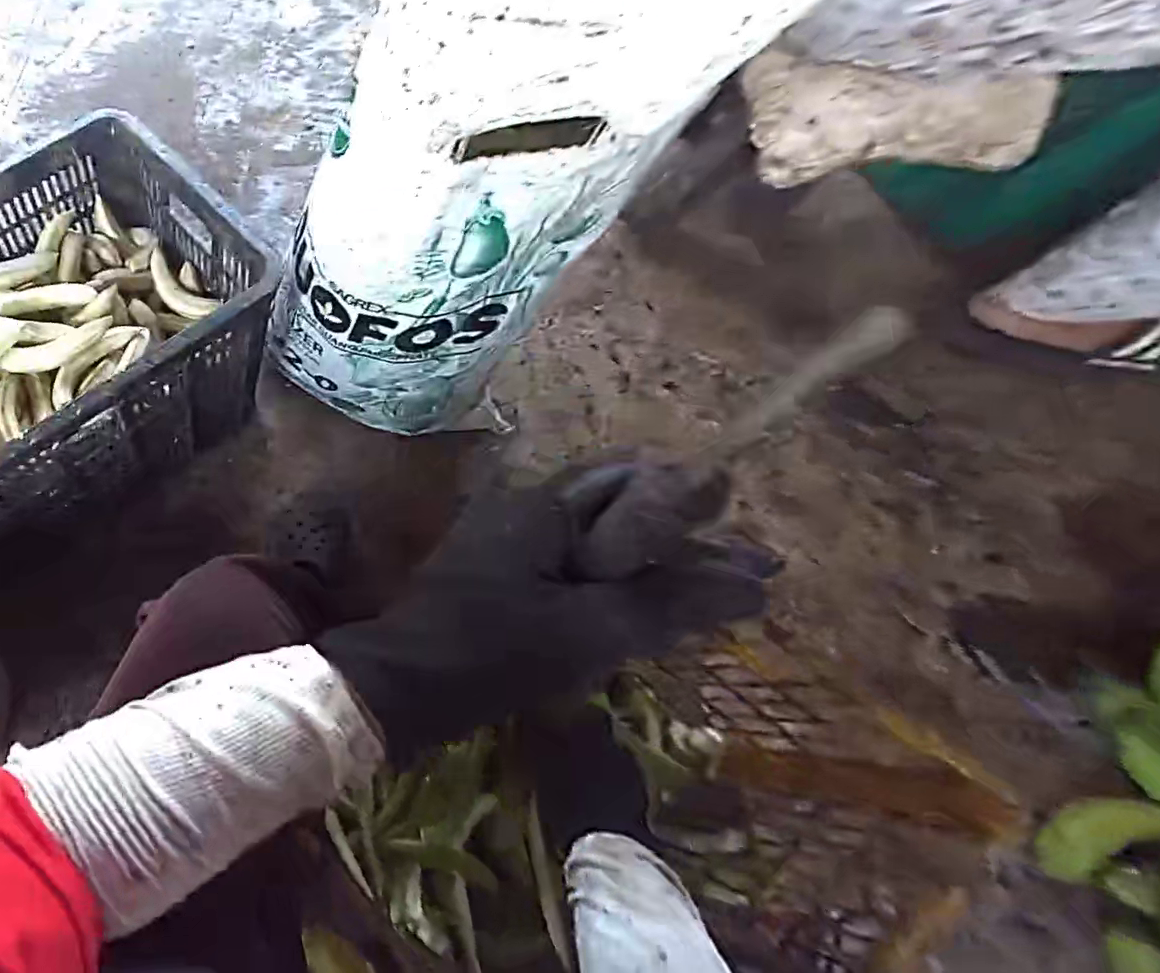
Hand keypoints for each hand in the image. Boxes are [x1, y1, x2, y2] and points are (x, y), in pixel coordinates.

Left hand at [313, 461, 776, 762]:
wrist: (405, 681)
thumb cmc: (493, 651)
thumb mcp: (589, 630)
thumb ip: (667, 601)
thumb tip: (754, 580)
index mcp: (541, 506)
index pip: (630, 479)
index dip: (689, 499)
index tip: (742, 533)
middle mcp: (521, 508)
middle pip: (615, 500)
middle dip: (677, 528)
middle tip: (746, 564)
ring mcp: (505, 538)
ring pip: (594, 533)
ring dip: (649, 556)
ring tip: (716, 584)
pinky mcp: (498, 570)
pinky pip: (568, 561)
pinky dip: (612, 578)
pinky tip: (649, 603)